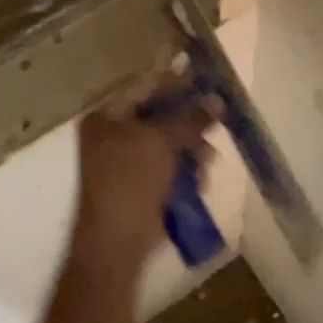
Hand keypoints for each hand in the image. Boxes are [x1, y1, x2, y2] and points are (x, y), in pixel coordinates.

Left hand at [73, 83, 217, 268]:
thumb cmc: (131, 180)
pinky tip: (199, 180)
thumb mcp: (162, 142)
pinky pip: (167, 169)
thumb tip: (217, 99)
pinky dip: (184, 172)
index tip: (207, 80)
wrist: (116, 241)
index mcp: (106, 117)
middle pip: (159, 118)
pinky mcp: (139, 187)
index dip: (177, 83)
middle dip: (189, 124)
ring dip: (191, 151)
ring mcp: (124, 163)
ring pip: (168, 145)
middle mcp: (111, 135)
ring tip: (207, 161)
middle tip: (217, 122)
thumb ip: (190, 118)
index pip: (145, 88)